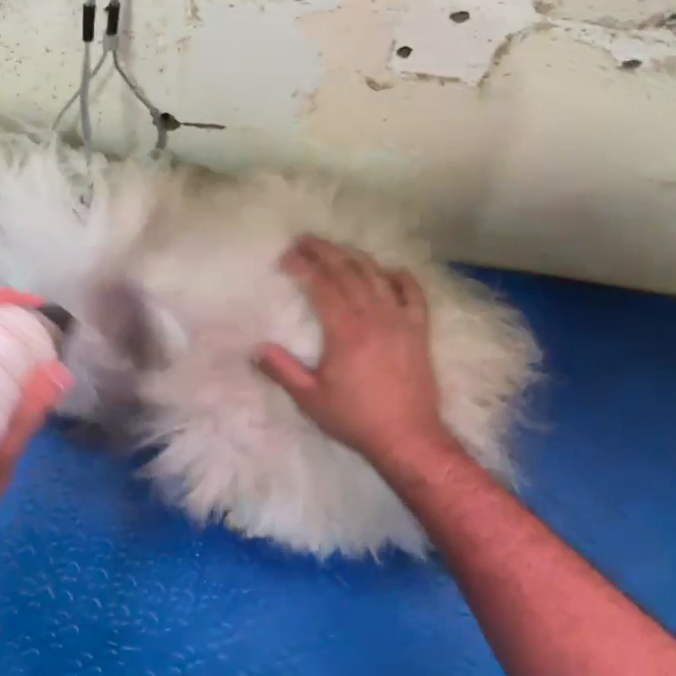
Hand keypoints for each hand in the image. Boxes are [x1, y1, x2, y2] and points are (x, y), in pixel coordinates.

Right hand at [256, 235, 456, 465]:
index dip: (303, 266)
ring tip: (337, 248)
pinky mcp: (419, 331)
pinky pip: (413, 294)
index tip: (285, 257)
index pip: (321, 285)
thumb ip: (282, 370)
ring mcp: (400, 321)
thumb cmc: (355, 418)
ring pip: (377, 276)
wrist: (408, 437)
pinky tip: (389, 270)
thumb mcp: (309, 398)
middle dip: (325, 251)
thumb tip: (255, 348)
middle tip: (305, 239)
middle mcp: (374, 317)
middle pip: (348, 272)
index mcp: (345, 330)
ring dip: (355, 257)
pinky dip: (400, 277)